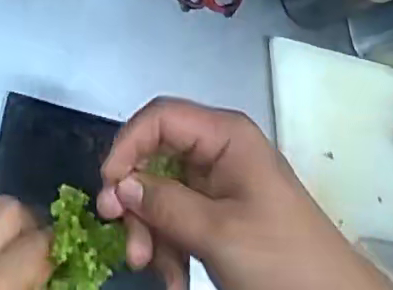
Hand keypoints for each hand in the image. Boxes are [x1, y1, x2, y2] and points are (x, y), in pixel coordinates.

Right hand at [97, 97, 392, 289]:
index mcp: (225, 135)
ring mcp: (219, 185)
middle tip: (117, 230)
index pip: (159, 118)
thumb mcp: (220, 233)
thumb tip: (118, 185)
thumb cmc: (284, 262)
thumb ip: (164, 203)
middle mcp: (218, 150)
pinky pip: (177, 218)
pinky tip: (172, 279)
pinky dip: (168, 245)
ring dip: (149, 230)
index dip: (128, 143)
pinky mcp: (220, 217)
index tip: (108, 184)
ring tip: (150, 268)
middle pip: (155, 156)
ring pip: (161, 191)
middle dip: (136, 197)